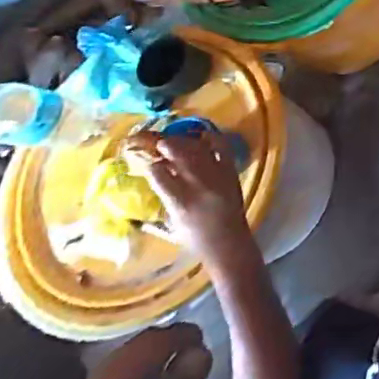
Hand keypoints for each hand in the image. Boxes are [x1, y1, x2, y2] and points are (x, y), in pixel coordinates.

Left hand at [71, 322, 210, 378]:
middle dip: (185, 342)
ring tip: (171, 363)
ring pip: (164, 335)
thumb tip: (200, 370)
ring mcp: (140, 337)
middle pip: (178, 330)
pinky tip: (153, 365)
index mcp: (166, 339)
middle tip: (188, 358)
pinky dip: (157, 348)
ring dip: (170, 345)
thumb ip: (184, 377)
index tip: (201, 353)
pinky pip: (151, 341)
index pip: (192, 331)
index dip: (199, 341)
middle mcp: (155, 332)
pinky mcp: (128, 345)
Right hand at [141, 132, 253, 266]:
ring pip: (197, 148)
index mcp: (180, 204)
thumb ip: (162, 198)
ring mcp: (217, 176)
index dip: (150, 166)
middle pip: (179, 155)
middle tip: (158, 144)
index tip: (147, 162)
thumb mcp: (171, 223)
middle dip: (165, 145)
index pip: (159, 176)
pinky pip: (222, 147)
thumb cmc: (196, 238)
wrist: (229, 243)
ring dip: (182, 141)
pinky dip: (211, 138)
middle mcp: (198, 187)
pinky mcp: (231, 171)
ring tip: (173, 141)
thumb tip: (152, 172)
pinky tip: (201, 135)